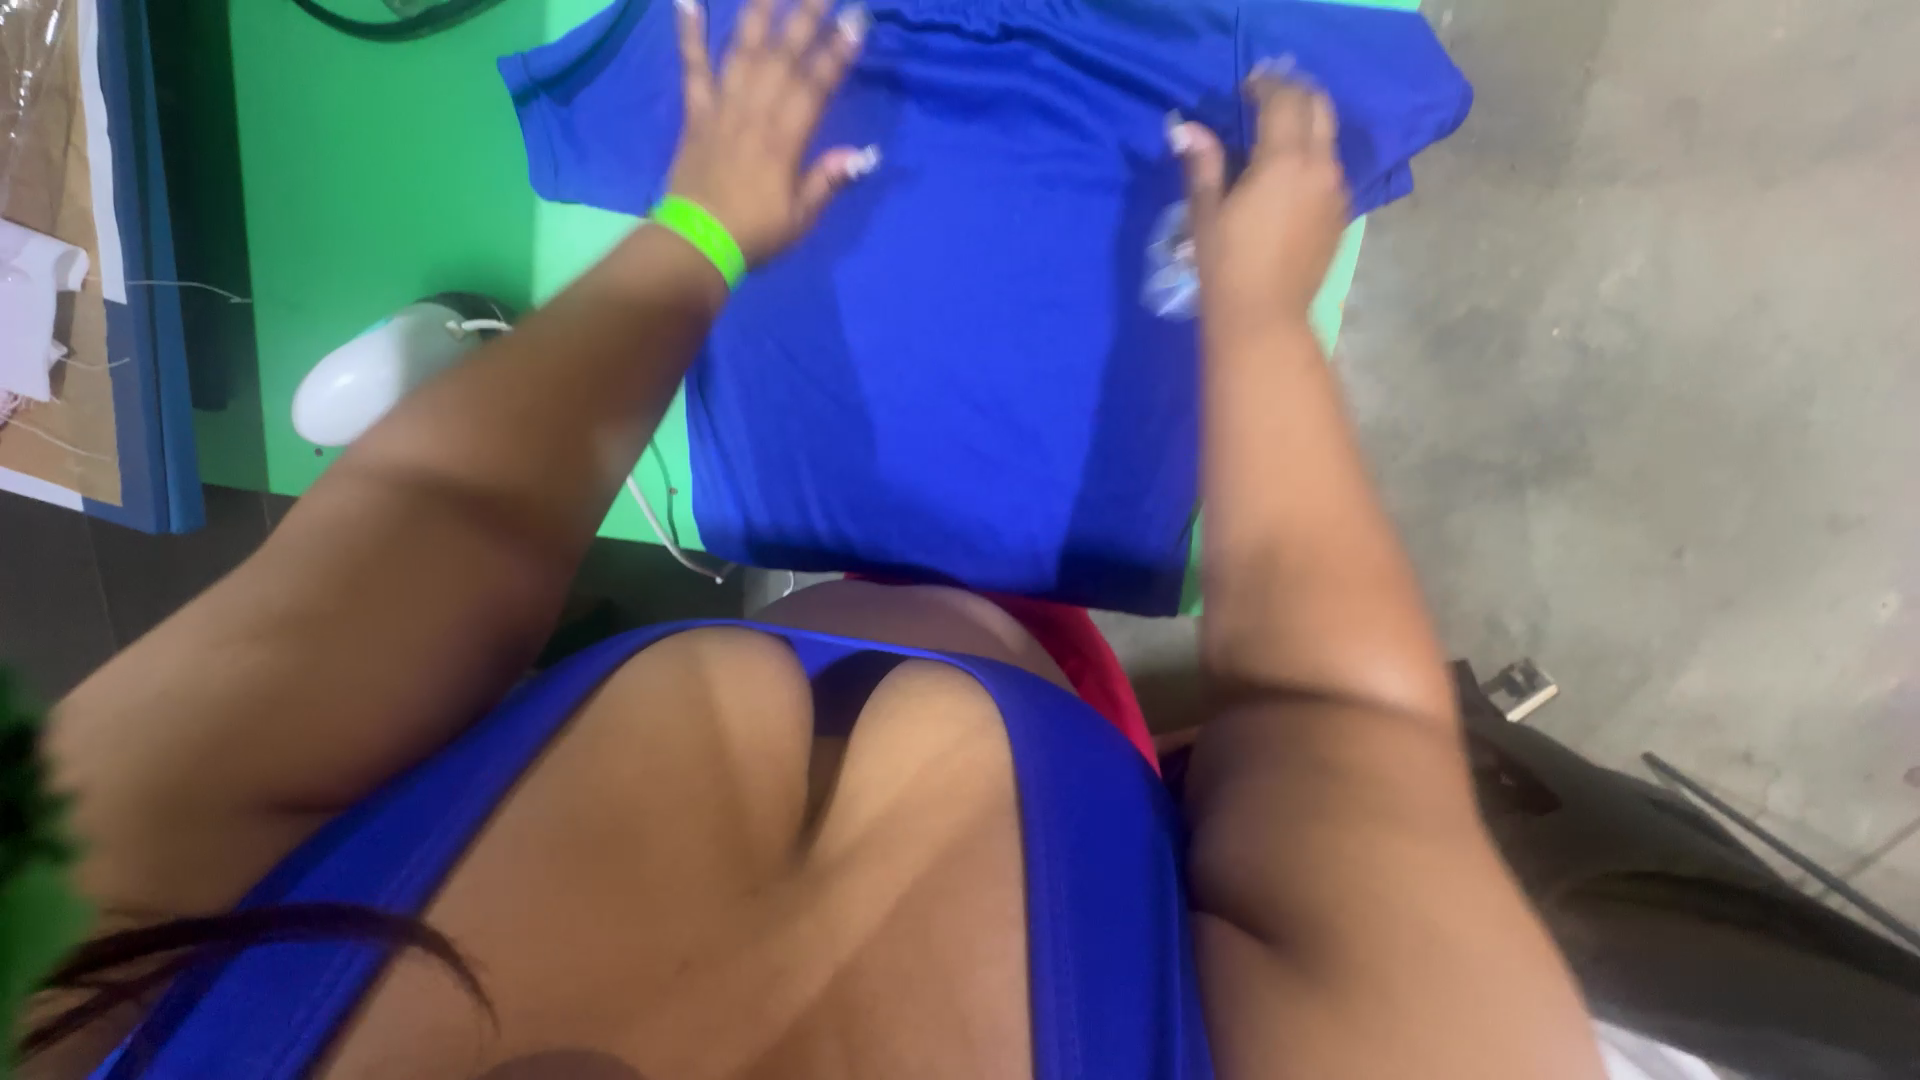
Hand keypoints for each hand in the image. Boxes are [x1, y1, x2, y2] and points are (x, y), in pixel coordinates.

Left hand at [667, 0, 876, 266]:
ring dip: (760, 12)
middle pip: (783, 56)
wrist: (697, 243)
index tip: (856, 21)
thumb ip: (828, 181)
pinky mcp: (696, 113)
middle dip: (806, 17)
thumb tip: (864, 154)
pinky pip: (692, 66)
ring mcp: (722, 108)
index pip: (816, 86)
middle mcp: (755, 113)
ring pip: (743, 49)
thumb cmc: (755, 234)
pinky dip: (689, 31)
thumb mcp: (801, 217)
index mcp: (785, 140)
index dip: (837, 52)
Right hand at [1170, 71, 1349, 332]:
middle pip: (1318, 107)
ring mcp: (1336, 191)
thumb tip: (1189, 130)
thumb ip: (1203, 165)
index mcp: (1284, 160)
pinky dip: (1312, 160)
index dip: (1265, 85)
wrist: (1263, 319)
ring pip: (1328, 139)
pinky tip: (1288, 181)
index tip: (1246, 87)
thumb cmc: (1225, 267)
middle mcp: (1319, 166)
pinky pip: (1330, 171)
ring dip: (1305, 128)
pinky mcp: (1340, 216)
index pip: (1284, 99)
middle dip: (1294, 96)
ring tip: (1276, 140)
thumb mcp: (1206, 214)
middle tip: (1266, 101)